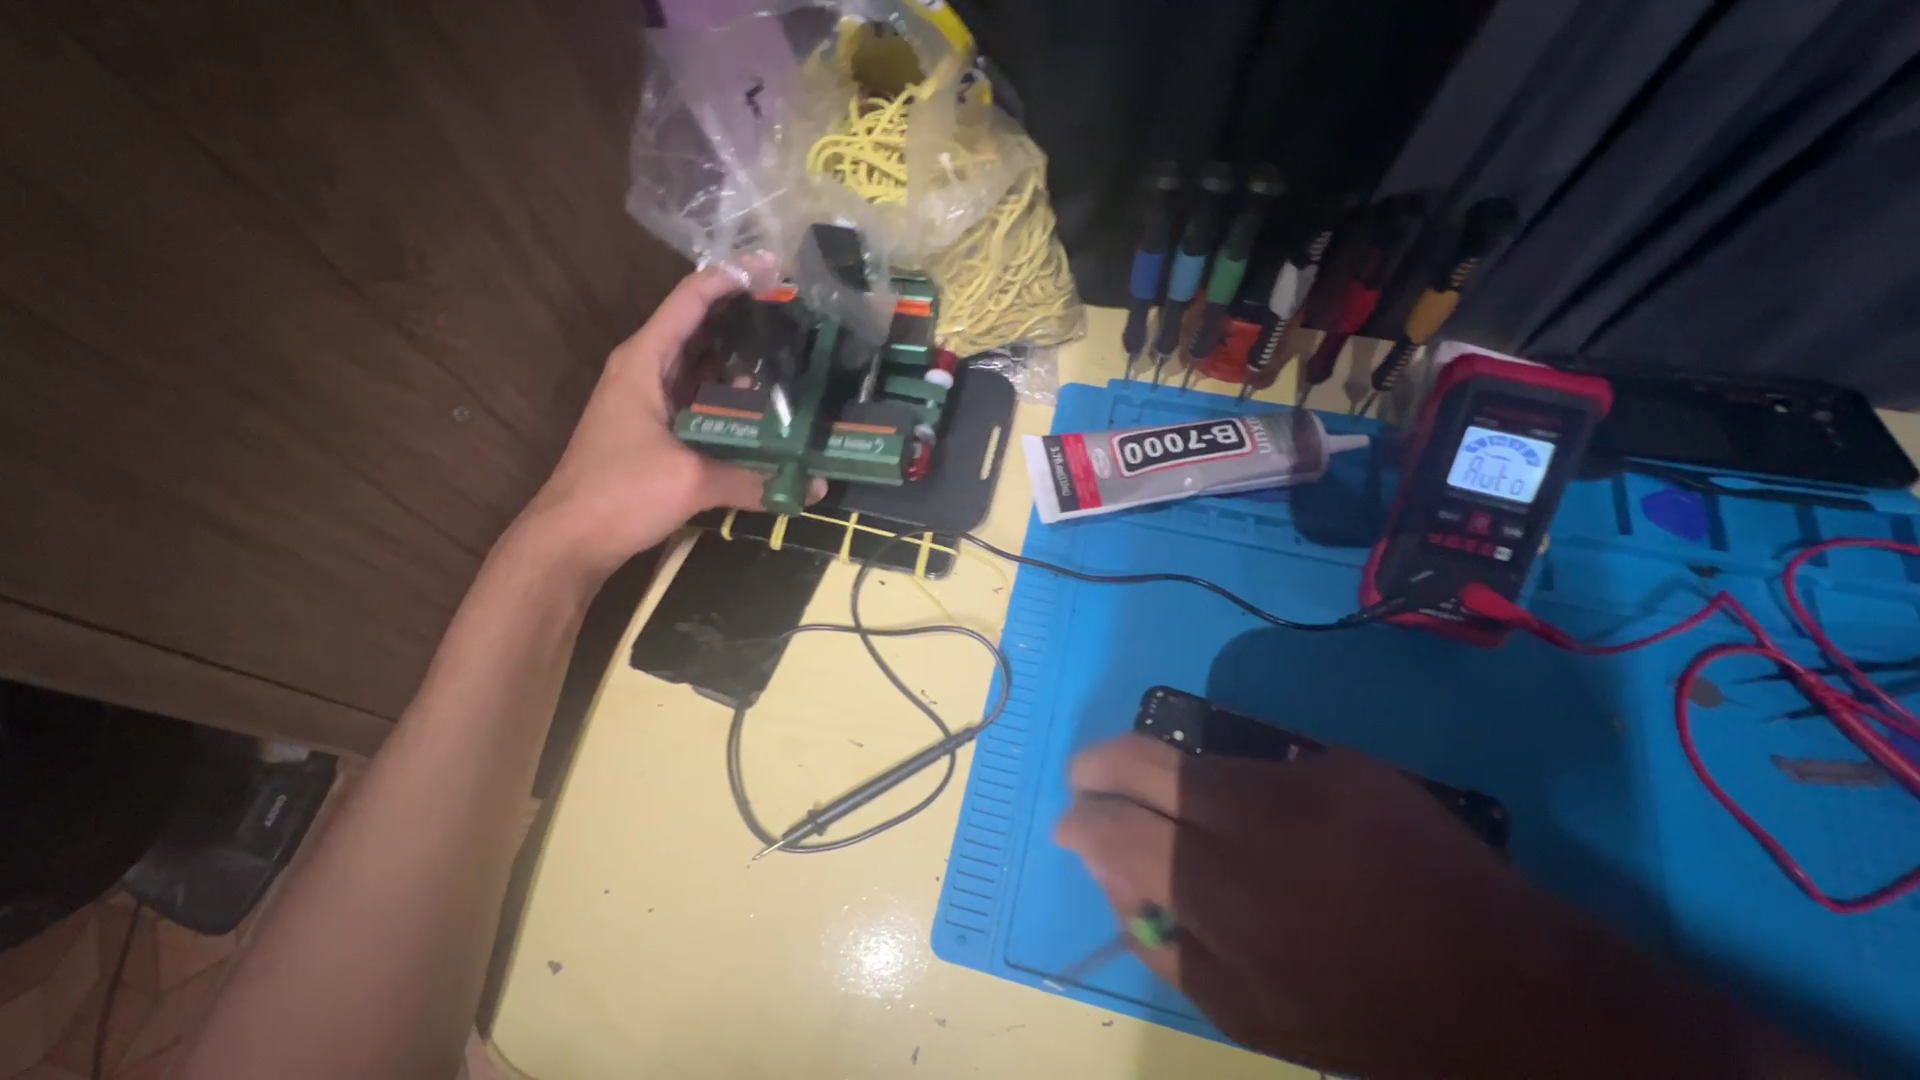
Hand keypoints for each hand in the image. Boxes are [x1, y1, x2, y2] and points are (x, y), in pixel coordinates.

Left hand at [518, 270, 816, 580]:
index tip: (775, 271)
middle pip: (700, 328)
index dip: (732, 279)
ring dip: (740, 362)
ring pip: (701, 365)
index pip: (691, 299)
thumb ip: (755, 479)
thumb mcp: (692, 481)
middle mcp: (645, 370)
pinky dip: (729, 396)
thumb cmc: (621, 493)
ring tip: (792, 359)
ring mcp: (648, 399)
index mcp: (645, 361)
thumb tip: (815, 488)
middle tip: (799, 320)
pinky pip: (699, 397)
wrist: (569, 540)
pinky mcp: (655, 428)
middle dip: (746, 320)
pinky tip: (764, 407)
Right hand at [1056, 735, 1752, 1079]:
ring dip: (1168, 780)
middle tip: (1086, 786)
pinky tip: (1273, 829)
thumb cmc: (1365, 1020)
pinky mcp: (1348, 762)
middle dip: (1095, 767)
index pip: (1114, 825)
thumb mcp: (1244, 1013)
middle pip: (1142, 758)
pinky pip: (1263, 764)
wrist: (1512, 987)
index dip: (1077, 821)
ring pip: (1198, 756)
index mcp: (1229, 893)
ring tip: (1181, 818)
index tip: (1067, 827)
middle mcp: (1258, 817)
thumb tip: (1108, 866)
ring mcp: (1308, 778)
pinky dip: (1240, 791)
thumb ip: (1159, 937)